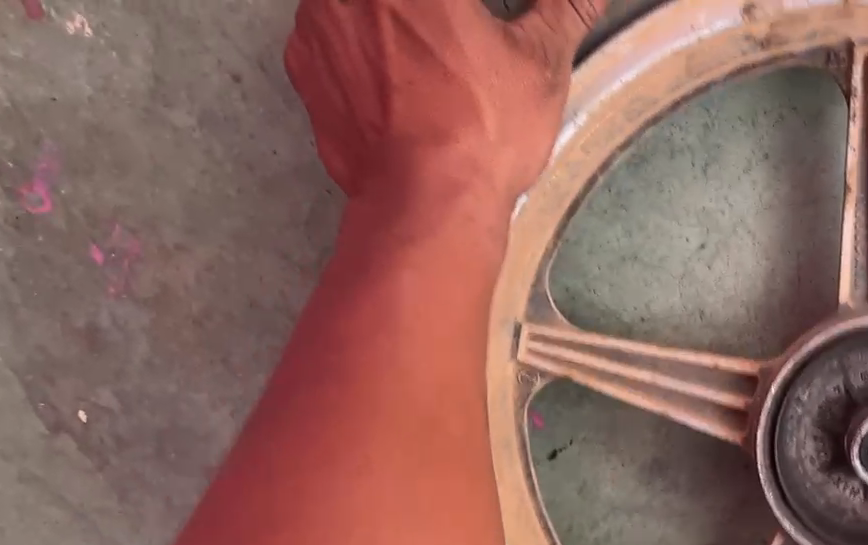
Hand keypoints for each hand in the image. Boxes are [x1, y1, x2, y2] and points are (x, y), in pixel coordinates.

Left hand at [285, 0, 601, 209]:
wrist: (429, 202)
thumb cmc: (484, 129)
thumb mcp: (542, 66)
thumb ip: (564, 12)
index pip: (454, 4)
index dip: (464, 19)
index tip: (476, 31)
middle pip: (397, 6)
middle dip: (430, 23)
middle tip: (456, 49)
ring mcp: (315, 22)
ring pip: (355, 11)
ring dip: (386, 29)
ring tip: (430, 78)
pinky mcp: (303, 69)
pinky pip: (331, 49)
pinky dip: (362, 67)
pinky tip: (402, 101)